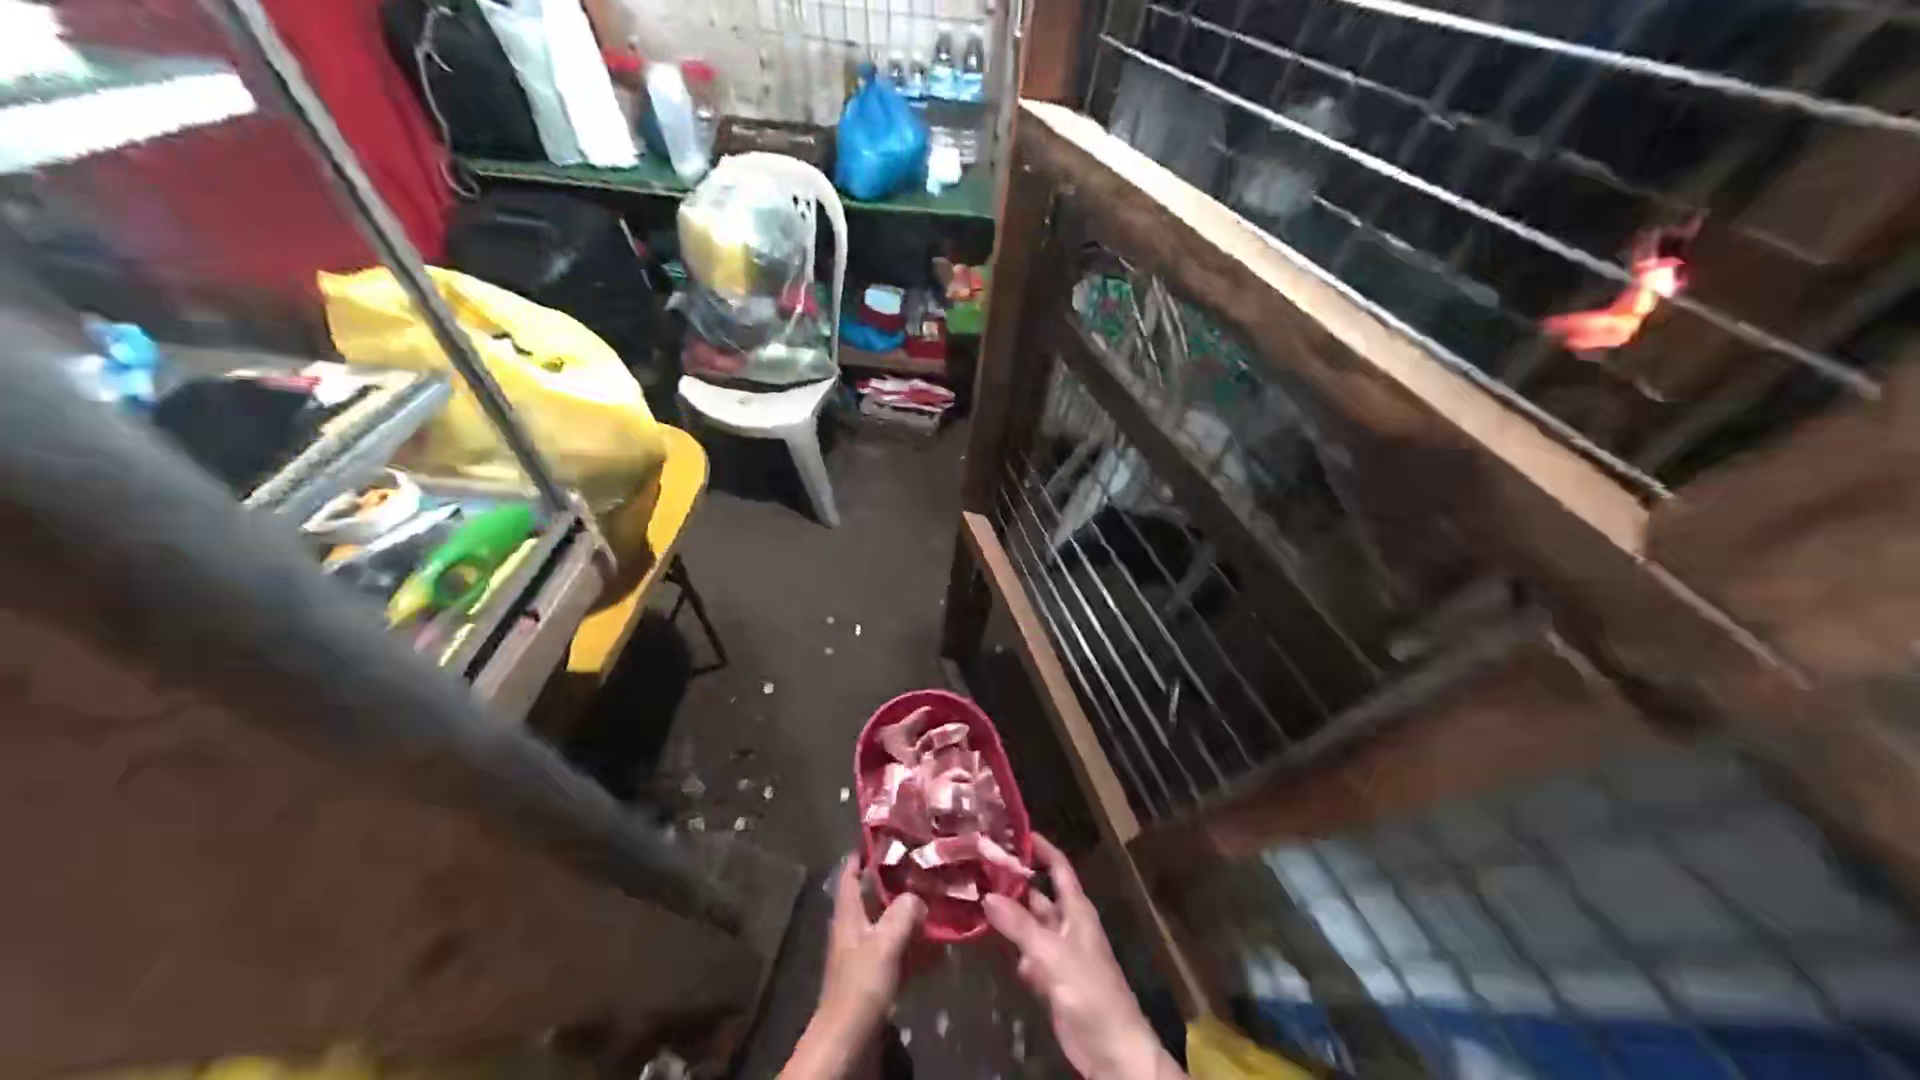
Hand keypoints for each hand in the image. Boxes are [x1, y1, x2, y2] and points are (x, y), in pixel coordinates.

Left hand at [781, 856, 923, 1079]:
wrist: (847, 1039)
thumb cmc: (860, 984)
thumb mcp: (884, 943)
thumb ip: (903, 912)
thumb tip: (918, 895)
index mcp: (848, 912)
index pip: (850, 871)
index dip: (864, 852)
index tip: (888, 834)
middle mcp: (853, 926)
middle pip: (873, 894)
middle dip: (896, 879)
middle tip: (925, 864)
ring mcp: (863, 951)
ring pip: (887, 921)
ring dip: (908, 911)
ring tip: (937, 898)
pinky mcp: (874, 974)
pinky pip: (897, 949)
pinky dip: (914, 943)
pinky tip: (938, 944)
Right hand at [984, 836, 1180, 1079]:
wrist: (1112, 1051)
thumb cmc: (1090, 991)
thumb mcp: (1053, 954)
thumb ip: (1020, 926)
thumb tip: (987, 895)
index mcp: (1077, 910)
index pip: (1059, 868)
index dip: (1041, 848)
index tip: (1013, 831)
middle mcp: (1066, 925)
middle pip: (1038, 894)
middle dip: (1013, 879)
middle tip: (978, 864)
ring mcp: (1058, 952)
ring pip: (1028, 923)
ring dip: (1006, 912)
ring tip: (973, 893)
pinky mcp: (1049, 979)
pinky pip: (1025, 952)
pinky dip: (1008, 944)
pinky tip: (985, 937)